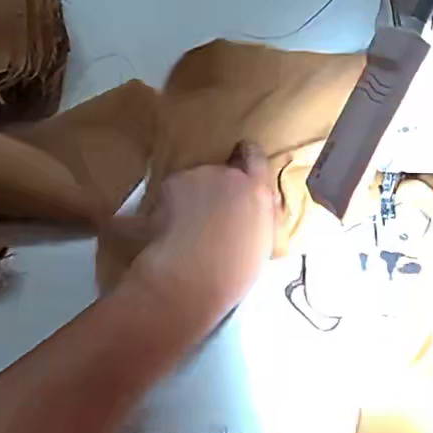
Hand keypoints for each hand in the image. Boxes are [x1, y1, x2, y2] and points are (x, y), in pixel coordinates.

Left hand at [127, 141, 276, 332]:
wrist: (190, 277)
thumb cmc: (233, 271)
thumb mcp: (262, 241)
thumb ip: (261, 214)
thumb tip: (260, 203)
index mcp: (257, 190)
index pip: (254, 155)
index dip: (246, 156)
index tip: (240, 160)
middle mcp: (229, 175)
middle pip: (222, 170)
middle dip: (216, 186)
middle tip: (210, 214)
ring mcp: (198, 176)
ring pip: (196, 180)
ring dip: (193, 194)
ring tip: (187, 225)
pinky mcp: (171, 183)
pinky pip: (173, 188)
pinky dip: (171, 202)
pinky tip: (170, 226)